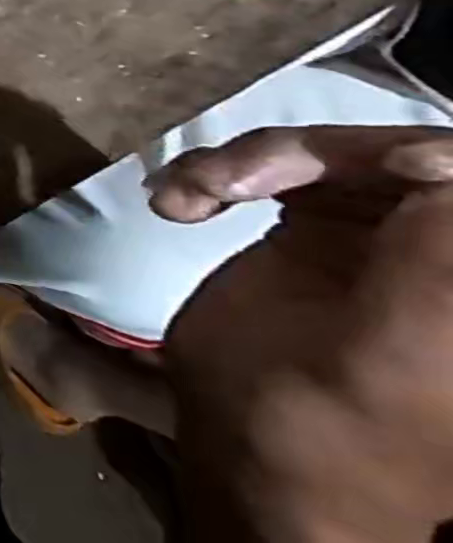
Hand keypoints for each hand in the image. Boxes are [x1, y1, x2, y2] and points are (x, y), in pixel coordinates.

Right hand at [150, 126, 452, 542]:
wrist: (249, 451)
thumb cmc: (325, 424)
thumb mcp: (391, 357)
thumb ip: (434, 268)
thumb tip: (440, 163)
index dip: (404, 151)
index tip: (307, 170)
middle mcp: (444, 253)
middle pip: (395, 153)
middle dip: (299, 152)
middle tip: (219, 184)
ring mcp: (381, 239)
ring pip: (327, 152)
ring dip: (241, 160)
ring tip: (181, 195)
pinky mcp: (312, 230)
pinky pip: (270, 169)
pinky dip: (212, 174)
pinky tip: (175, 204)